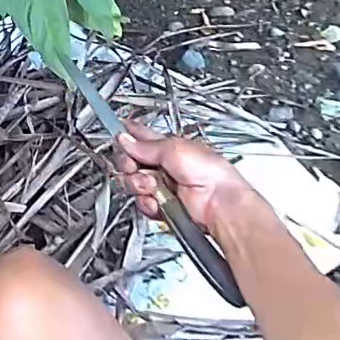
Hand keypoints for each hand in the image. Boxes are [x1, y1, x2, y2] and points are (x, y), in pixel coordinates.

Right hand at [115, 121, 255, 230]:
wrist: (220, 204)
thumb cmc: (210, 173)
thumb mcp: (174, 149)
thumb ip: (145, 145)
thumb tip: (125, 138)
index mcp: (169, 147)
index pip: (142, 138)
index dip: (129, 135)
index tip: (118, 133)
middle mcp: (164, 166)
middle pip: (131, 161)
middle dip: (129, 163)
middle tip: (133, 164)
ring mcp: (162, 187)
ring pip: (133, 183)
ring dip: (138, 183)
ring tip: (151, 184)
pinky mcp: (162, 207)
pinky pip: (142, 203)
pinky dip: (147, 202)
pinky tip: (157, 199)